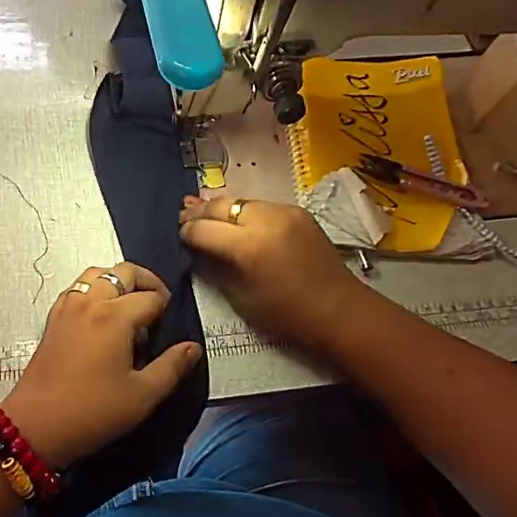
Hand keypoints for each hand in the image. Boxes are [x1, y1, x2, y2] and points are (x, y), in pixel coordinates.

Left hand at [2, 262, 202, 467]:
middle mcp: (90, 303)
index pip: (151, 298)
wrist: (36, 427)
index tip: (170, 330)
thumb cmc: (92, 412)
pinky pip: (77, 288)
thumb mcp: (143, 396)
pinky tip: (102, 316)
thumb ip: (172, 367)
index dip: (166, 310)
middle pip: (124, 272)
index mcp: (115, 317)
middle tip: (158, 305)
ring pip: (97, 274)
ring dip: (118, 281)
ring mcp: (68, 308)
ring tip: (131, 306)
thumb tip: (192, 348)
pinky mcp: (53, 319)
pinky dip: (95, 290)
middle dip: (147, 282)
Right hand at [179, 196, 377, 349]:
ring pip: (242, 201)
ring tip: (203, 209)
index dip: (187, 232)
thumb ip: (216, 268)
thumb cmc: (287, 315)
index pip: (204, 229)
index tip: (178, 235)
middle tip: (182, 215)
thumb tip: (198, 249)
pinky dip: (245, 211)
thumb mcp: (241, 297)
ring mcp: (285, 212)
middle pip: (222, 205)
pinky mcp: (299, 212)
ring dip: (222, 207)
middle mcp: (265, 219)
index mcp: (248, 245)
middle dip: (200, 211)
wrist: (338, 310)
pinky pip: (262, 206)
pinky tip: (236, 217)